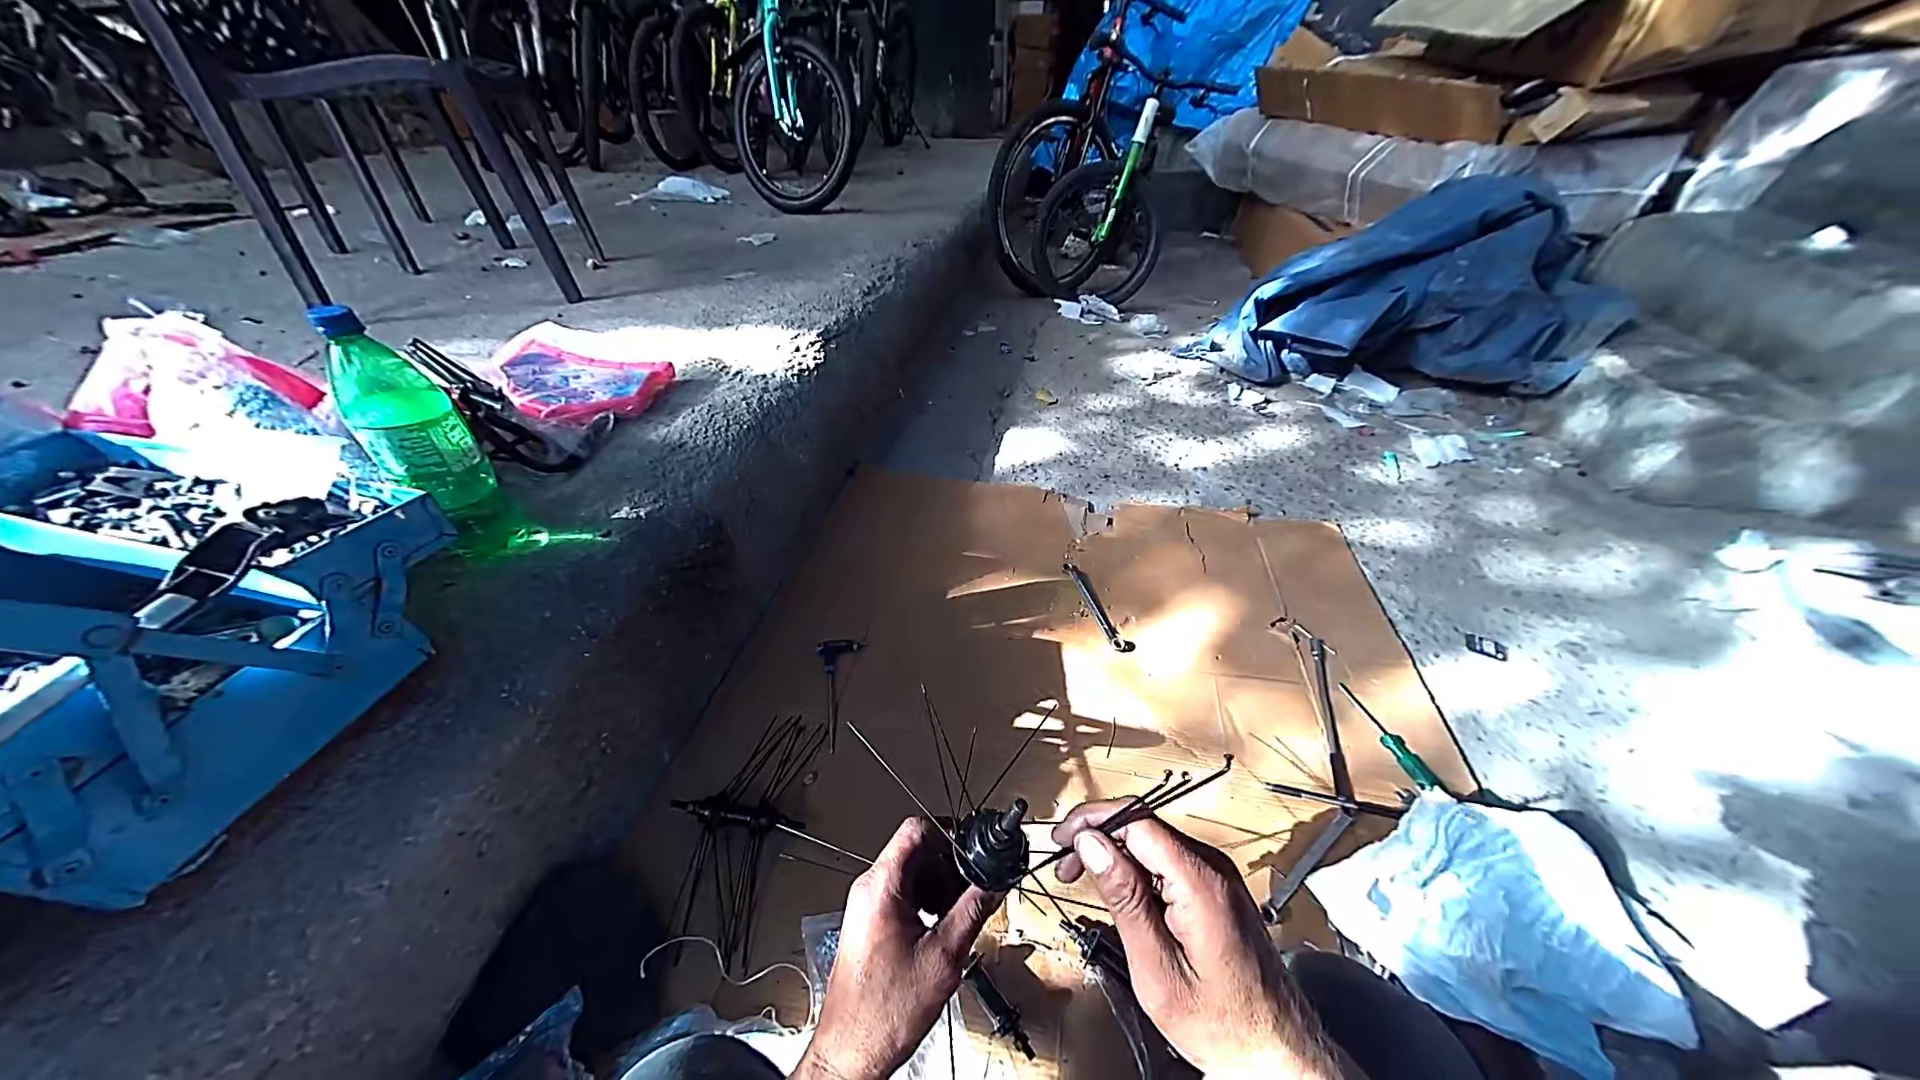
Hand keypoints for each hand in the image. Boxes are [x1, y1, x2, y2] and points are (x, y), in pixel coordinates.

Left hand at [793, 818, 998, 1079]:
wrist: (851, 1051)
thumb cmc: (883, 1012)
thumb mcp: (943, 957)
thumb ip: (972, 911)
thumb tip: (993, 883)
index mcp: (881, 887)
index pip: (916, 830)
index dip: (948, 833)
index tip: (970, 848)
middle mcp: (868, 889)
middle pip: (914, 849)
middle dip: (948, 865)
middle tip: (971, 885)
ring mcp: (865, 905)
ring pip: (909, 871)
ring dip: (938, 883)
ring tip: (957, 911)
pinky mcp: (868, 922)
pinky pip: (900, 893)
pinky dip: (924, 899)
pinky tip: (939, 926)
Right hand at [1053, 801, 1351, 1078]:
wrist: (1275, 1051)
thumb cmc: (1224, 1023)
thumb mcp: (1156, 968)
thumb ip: (1123, 898)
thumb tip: (1092, 844)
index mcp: (1200, 883)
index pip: (1135, 820)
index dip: (1092, 821)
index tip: (1064, 839)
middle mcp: (1213, 868)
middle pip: (1142, 822)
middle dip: (1097, 833)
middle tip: (1066, 860)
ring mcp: (1217, 875)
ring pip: (1151, 837)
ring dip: (1113, 849)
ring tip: (1083, 874)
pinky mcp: (1215, 886)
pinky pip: (1165, 857)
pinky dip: (1133, 863)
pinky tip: (1117, 885)